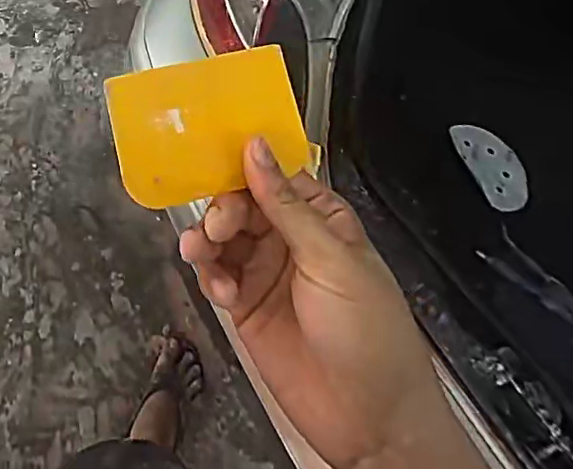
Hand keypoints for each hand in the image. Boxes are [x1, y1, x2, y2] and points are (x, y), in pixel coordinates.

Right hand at [179, 138, 482, 468]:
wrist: (373, 425)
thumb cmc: (372, 334)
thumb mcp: (331, 260)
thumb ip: (285, 204)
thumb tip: (256, 147)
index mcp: (318, 216)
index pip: (272, 175)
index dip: (243, 167)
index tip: (214, 162)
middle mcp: (289, 237)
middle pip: (240, 203)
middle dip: (223, 210)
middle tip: (217, 227)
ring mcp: (266, 271)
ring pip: (222, 236)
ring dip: (205, 239)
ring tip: (200, 250)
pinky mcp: (246, 304)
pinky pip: (215, 274)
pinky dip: (208, 274)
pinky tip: (218, 288)